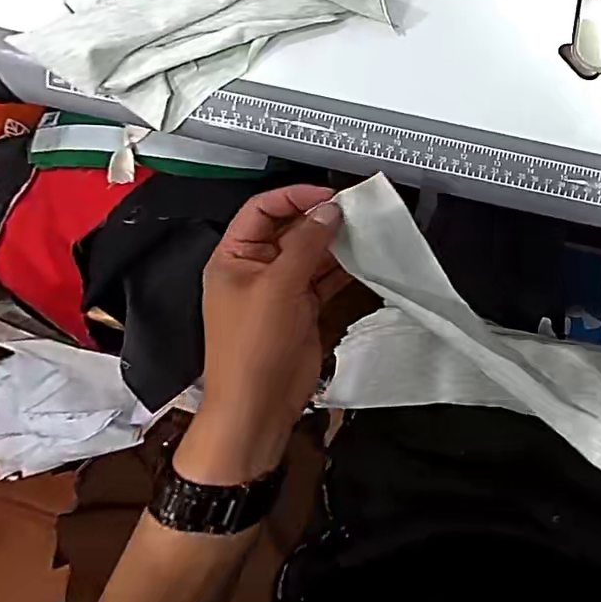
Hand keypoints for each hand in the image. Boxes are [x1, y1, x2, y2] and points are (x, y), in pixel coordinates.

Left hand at [174, 184, 350, 485]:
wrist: (258, 406)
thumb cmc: (253, 346)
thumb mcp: (278, 287)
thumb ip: (307, 244)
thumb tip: (330, 210)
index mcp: (235, 256)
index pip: (262, 210)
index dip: (294, 197)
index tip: (329, 195)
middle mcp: (257, 267)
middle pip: (290, 229)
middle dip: (320, 219)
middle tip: (355, 211)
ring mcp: (281, 288)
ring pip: (312, 253)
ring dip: (336, 242)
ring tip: (365, 231)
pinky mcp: (302, 306)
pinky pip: (324, 277)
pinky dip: (343, 268)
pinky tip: (364, 258)